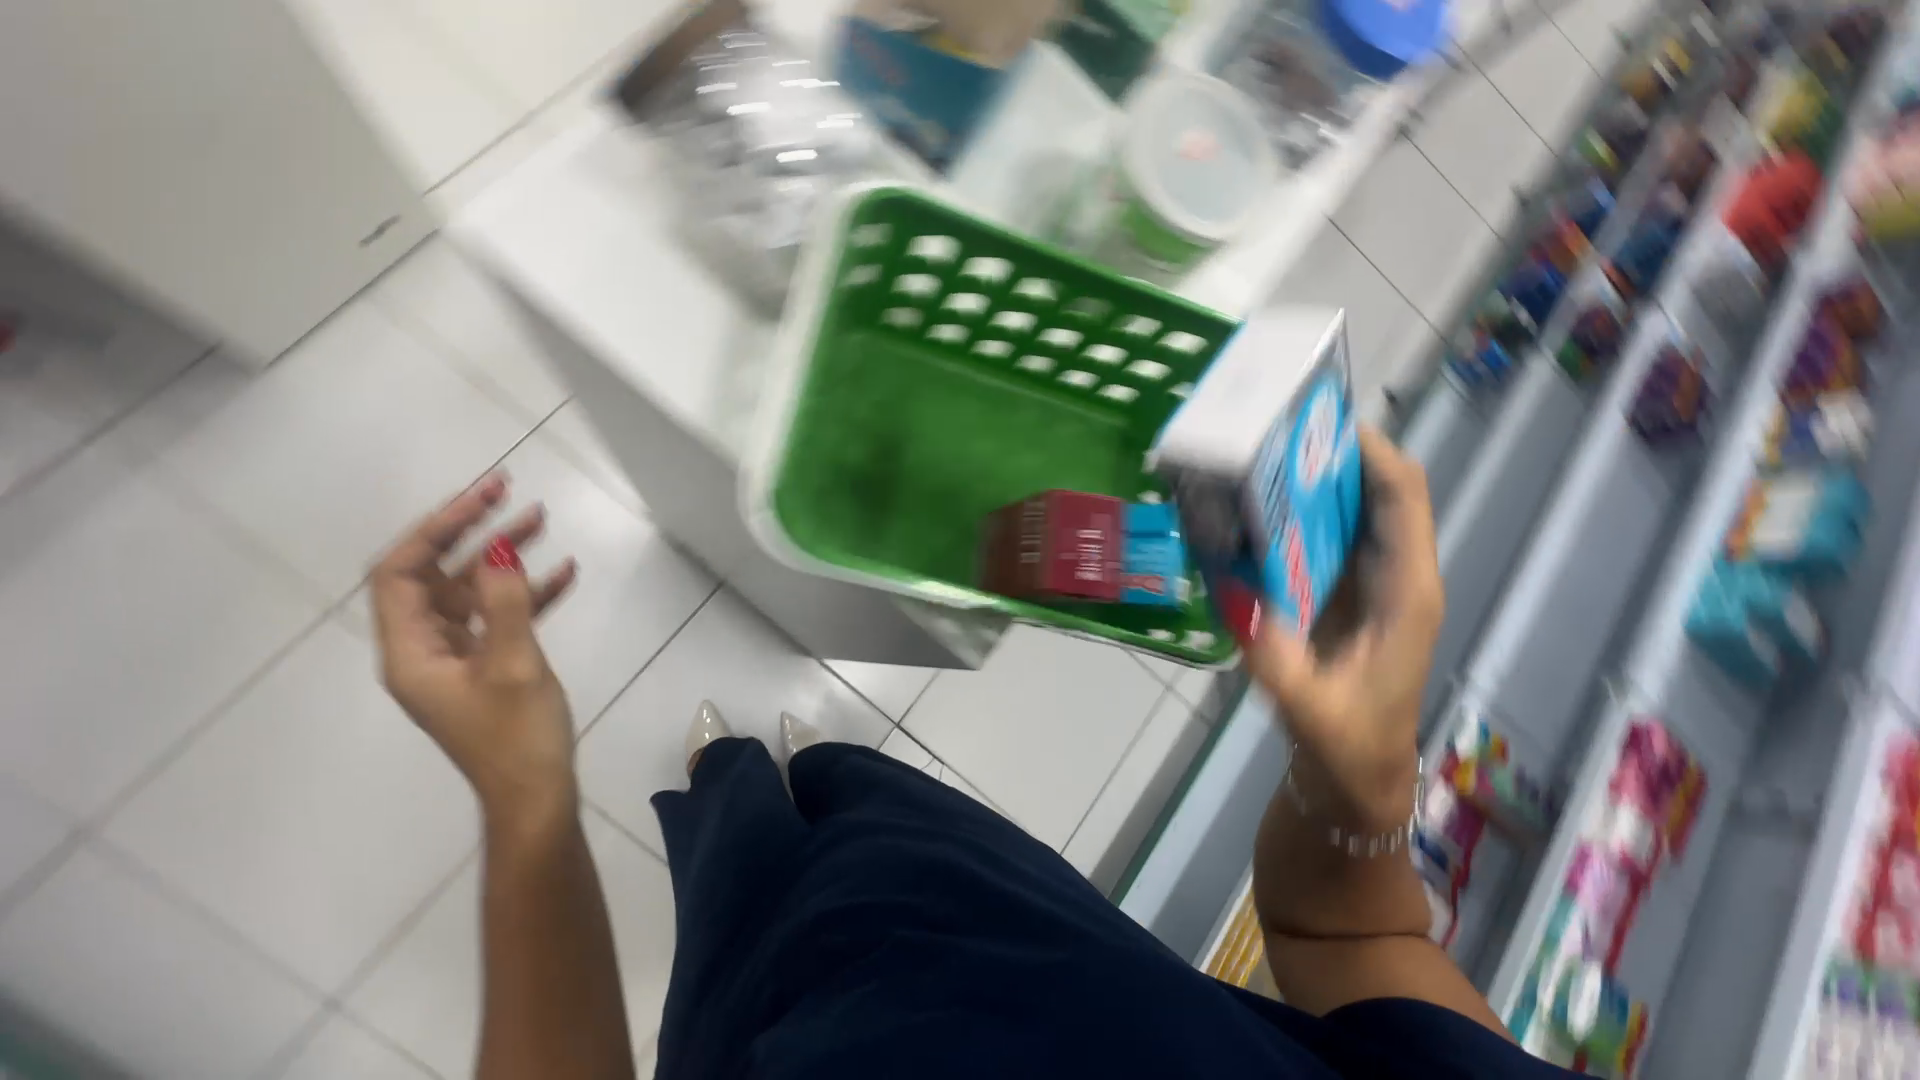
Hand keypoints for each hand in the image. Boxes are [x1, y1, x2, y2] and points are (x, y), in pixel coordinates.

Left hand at [372, 475, 580, 827]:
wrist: (536, 798)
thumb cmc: (517, 737)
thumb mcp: (514, 665)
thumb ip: (503, 603)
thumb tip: (498, 550)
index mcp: (410, 652)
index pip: (400, 571)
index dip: (435, 528)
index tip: (481, 499)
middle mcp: (423, 649)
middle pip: (435, 574)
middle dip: (470, 530)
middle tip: (509, 491)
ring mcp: (456, 659)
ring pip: (471, 591)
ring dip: (504, 557)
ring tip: (542, 521)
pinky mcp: (487, 668)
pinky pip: (499, 618)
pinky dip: (527, 594)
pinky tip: (565, 574)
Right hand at [1248, 429, 1442, 831]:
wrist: (1355, 777)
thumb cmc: (1350, 745)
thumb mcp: (1312, 710)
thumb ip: (1276, 660)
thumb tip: (1237, 599)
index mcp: (1406, 592)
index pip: (1402, 499)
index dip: (1371, 452)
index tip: (1317, 421)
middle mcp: (1393, 574)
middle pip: (1374, 491)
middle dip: (1328, 455)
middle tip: (1267, 430)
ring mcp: (1367, 582)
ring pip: (1346, 510)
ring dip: (1307, 481)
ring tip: (1251, 456)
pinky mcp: (1339, 593)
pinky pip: (1320, 537)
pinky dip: (1289, 515)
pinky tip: (1245, 510)